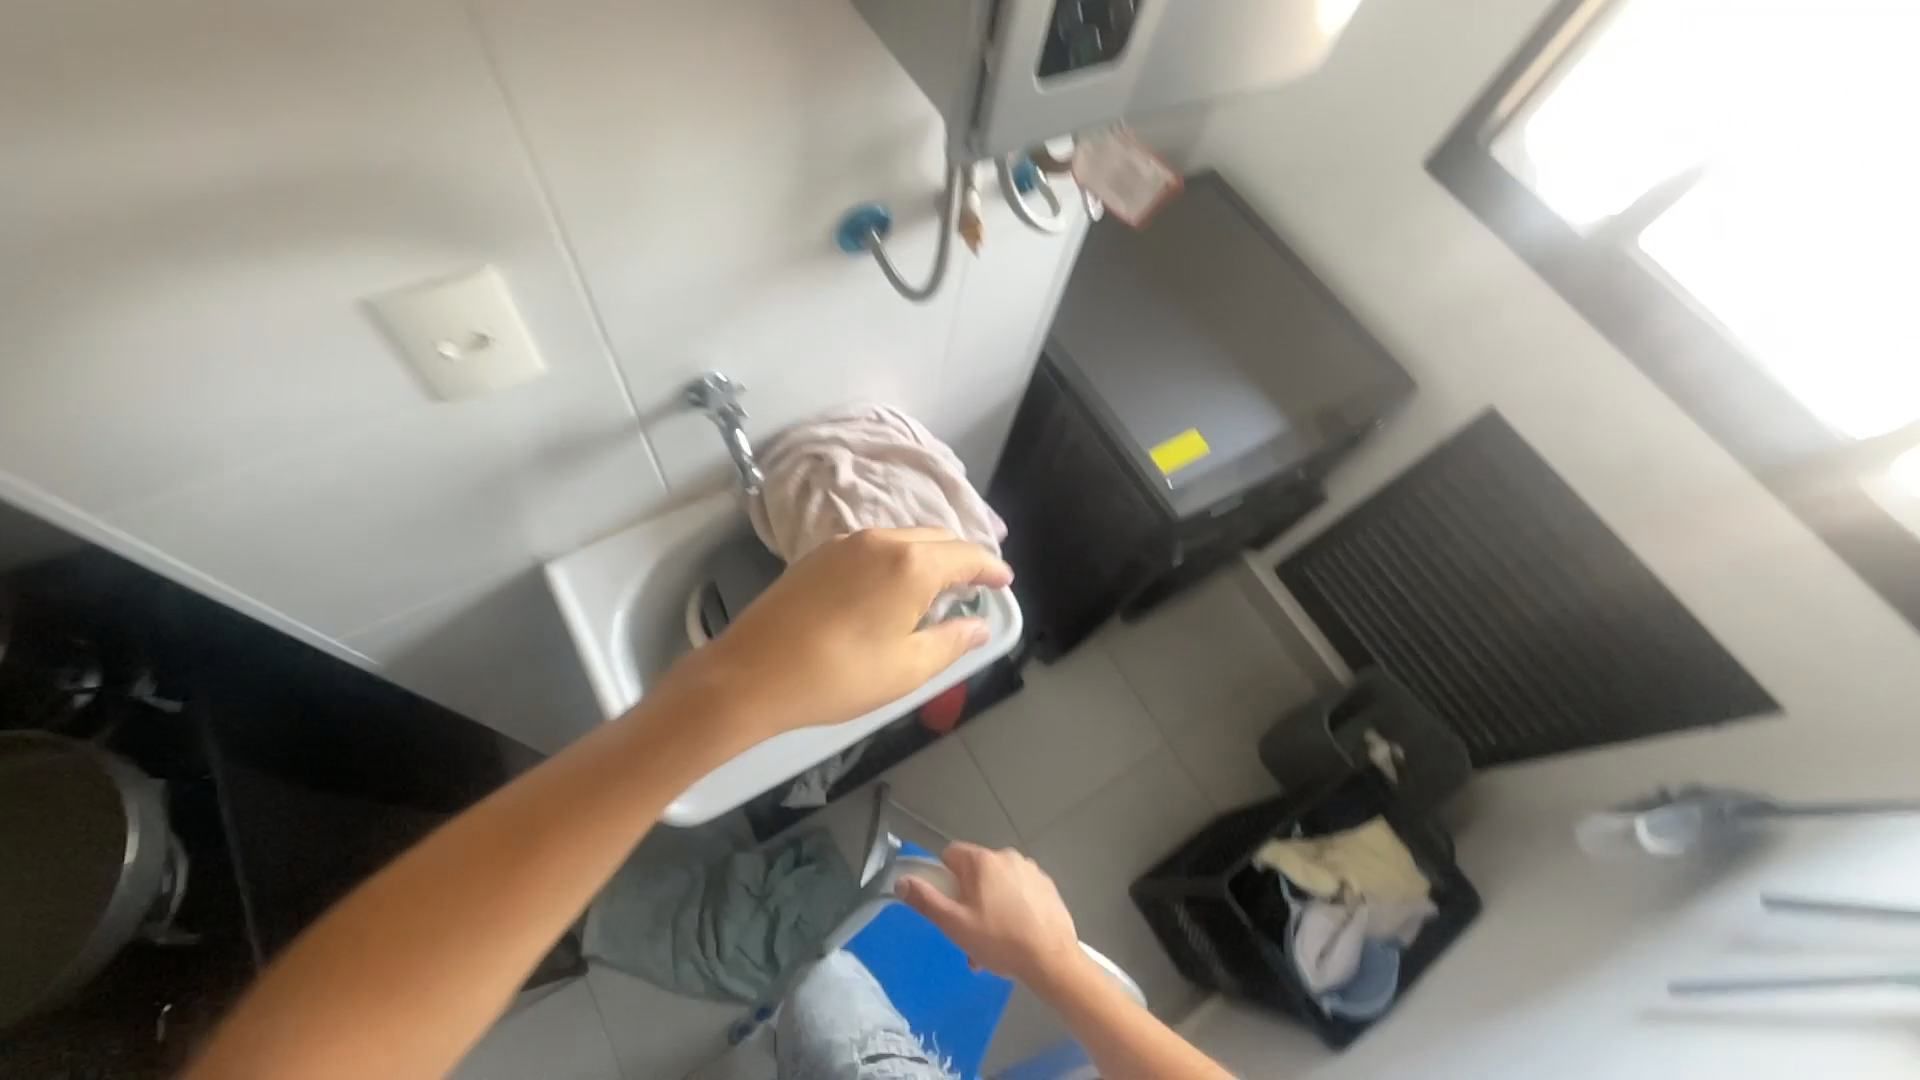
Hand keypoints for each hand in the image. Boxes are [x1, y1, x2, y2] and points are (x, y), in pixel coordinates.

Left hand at [659, 528, 1011, 741]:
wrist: (751, 674)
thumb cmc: (839, 676)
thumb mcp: (908, 668)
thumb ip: (952, 642)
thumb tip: (979, 626)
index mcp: (911, 565)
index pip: (967, 556)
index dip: (991, 569)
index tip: (1005, 581)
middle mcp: (881, 540)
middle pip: (937, 539)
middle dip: (962, 559)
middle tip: (974, 587)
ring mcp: (845, 544)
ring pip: (904, 539)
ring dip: (928, 558)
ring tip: (936, 589)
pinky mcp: (818, 555)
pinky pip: (874, 547)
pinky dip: (897, 560)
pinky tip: (892, 588)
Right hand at [896, 842, 1079, 983]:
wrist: (1051, 959)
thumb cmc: (998, 940)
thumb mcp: (954, 924)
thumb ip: (925, 900)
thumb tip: (901, 881)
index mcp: (982, 860)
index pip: (950, 855)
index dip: (945, 880)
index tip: (951, 906)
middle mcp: (1007, 856)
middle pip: (975, 873)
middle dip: (968, 901)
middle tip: (970, 935)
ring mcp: (1030, 870)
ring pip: (998, 885)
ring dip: (990, 908)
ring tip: (993, 945)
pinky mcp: (1047, 886)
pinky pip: (1020, 891)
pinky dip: (1014, 908)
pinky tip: (1017, 935)